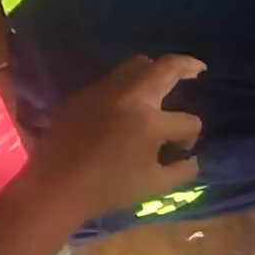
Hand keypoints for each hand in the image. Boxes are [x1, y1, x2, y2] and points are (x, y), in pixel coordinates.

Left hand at [21, 55, 205, 221]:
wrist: (56, 188)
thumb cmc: (108, 189)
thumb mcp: (155, 186)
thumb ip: (182, 171)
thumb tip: (192, 159)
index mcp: (151, 122)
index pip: (188, 120)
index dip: (191, 136)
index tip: (181, 150)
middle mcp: (130, 97)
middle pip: (166, 67)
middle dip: (187, 66)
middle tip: (197, 69)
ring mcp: (103, 91)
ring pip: (137, 65)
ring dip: (155, 70)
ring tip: (160, 82)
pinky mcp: (82, 95)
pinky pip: (111, 81)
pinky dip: (127, 86)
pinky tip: (126, 105)